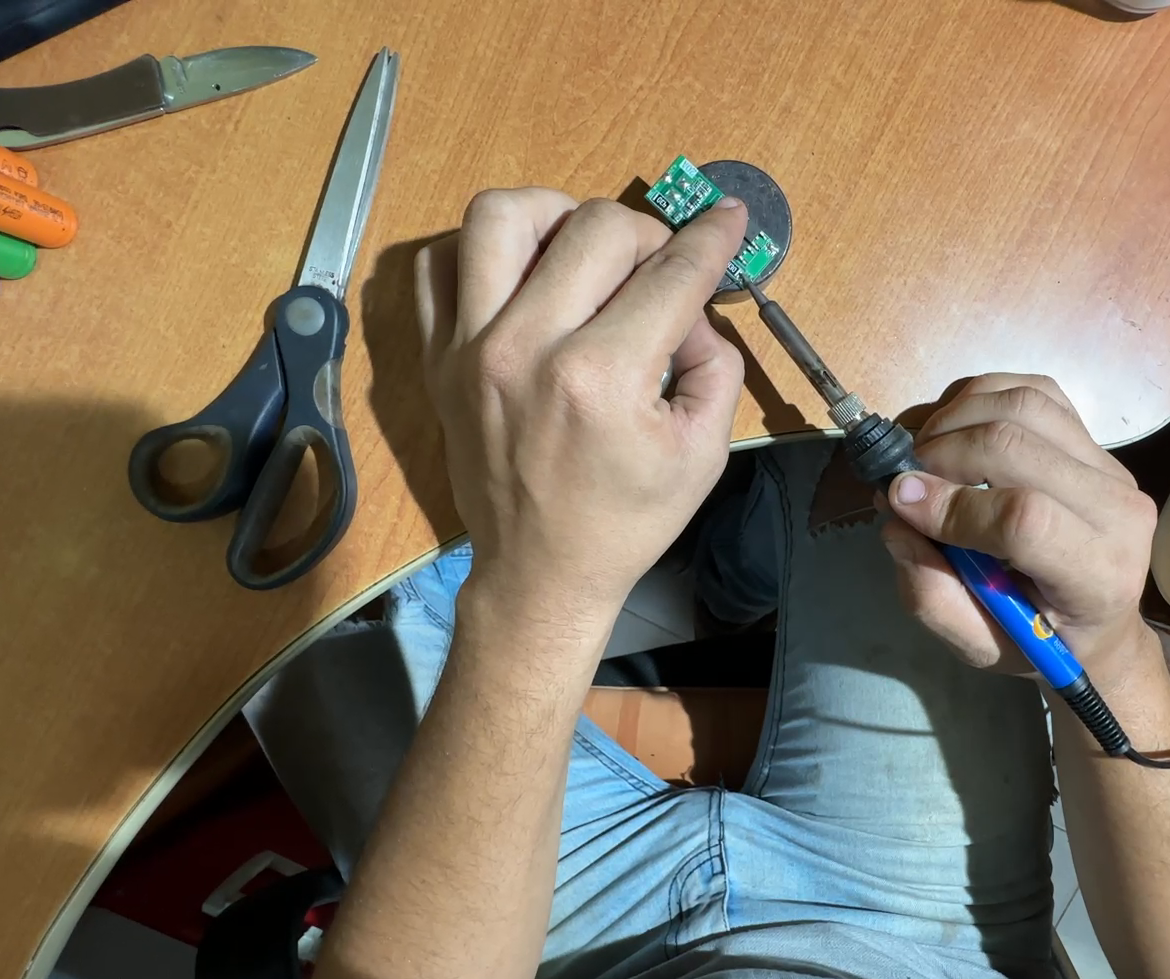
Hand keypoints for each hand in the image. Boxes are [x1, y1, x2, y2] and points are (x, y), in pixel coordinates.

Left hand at [414, 188, 748, 620]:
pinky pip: (439, 265)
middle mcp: (529, 347)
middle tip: (661, 265)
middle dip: (649, 232)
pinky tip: (522, 275)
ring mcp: (471, 350)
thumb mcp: (704, 453)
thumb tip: (693, 309)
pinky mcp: (439, 361)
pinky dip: (483, 252)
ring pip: (501, 217)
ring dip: (557, 213)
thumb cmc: (628, 522)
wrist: (542, 573)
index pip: (671, 275)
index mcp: (604, 378)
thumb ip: (717, 364)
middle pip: (596, 228)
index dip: (713, 238)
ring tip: (583, 245)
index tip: (731, 217)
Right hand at [880, 374, 1156, 674]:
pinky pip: (1031, 389)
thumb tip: (899, 517)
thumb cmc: (1034, 640)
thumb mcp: (976, 646)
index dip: (951, 505)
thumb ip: (931, 595)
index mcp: (1096, 575)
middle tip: (900, 479)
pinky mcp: (1091, 438)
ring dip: (953, 418)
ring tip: (922, 453)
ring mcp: (1110, 465)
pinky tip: (951, 428)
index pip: (1025, 519)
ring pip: (1023, 404)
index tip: (897, 501)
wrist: (1092, 619)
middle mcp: (1117, 509)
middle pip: (1016, 445)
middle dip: (940, 454)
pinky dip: (977, 396)